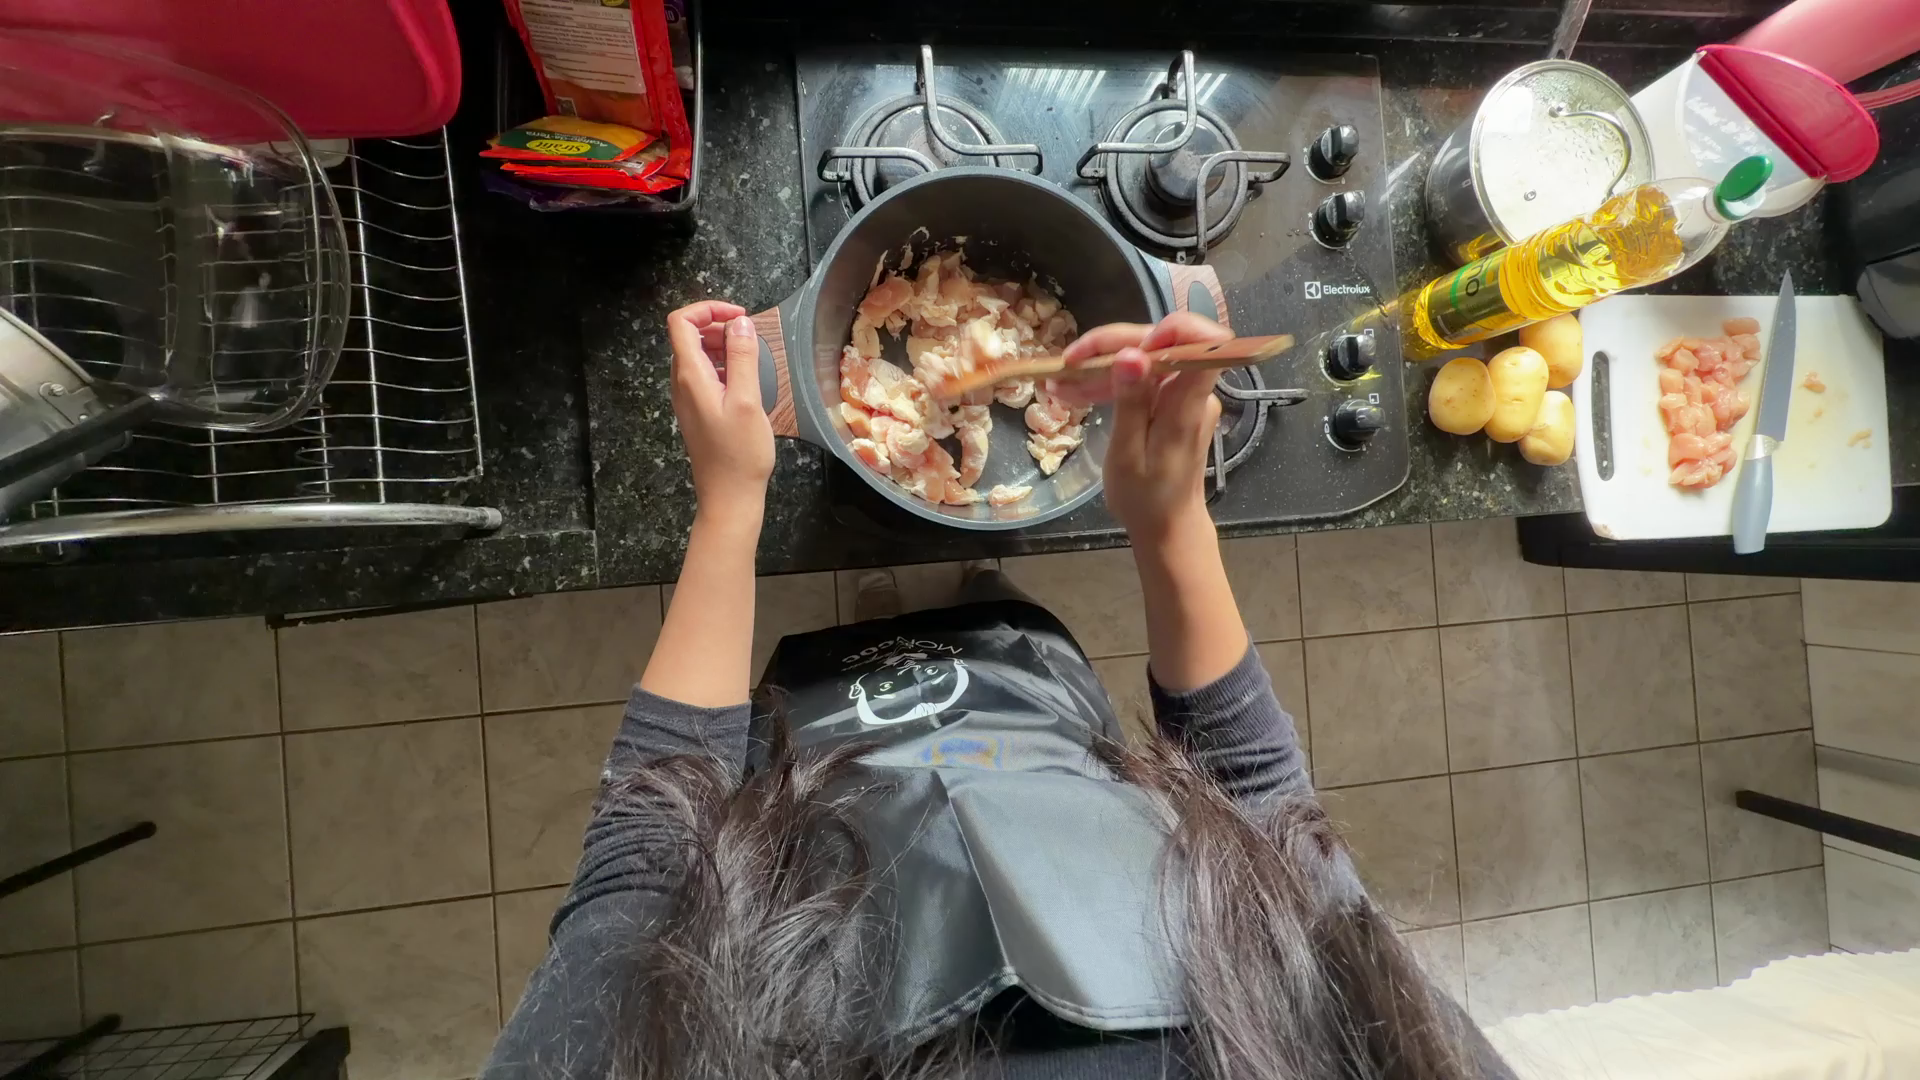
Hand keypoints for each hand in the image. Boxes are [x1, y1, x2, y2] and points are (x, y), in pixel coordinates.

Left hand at [666, 300, 774, 527]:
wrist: (729, 496)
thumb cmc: (740, 453)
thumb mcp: (747, 401)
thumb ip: (743, 358)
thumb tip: (740, 323)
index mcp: (690, 376)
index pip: (681, 322)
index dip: (708, 310)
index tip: (741, 317)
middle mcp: (683, 384)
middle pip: (689, 337)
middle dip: (718, 326)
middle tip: (752, 337)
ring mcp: (689, 399)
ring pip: (698, 357)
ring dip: (723, 347)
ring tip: (753, 357)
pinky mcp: (699, 412)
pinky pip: (706, 377)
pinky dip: (725, 368)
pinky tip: (746, 382)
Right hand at [1060, 313, 1231, 545]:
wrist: (1167, 527)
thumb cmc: (1146, 499)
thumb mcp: (1128, 455)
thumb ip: (1131, 403)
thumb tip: (1132, 355)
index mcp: (1188, 404)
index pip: (1206, 344)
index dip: (1173, 330)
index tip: (1128, 345)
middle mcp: (1191, 392)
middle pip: (1160, 345)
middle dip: (1112, 346)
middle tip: (1067, 363)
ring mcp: (1180, 397)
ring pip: (1144, 361)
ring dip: (1101, 366)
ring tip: (1060, 382)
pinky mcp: (1169, 404)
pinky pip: (1141, 380)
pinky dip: (1109, 384)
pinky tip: (1074, 393)